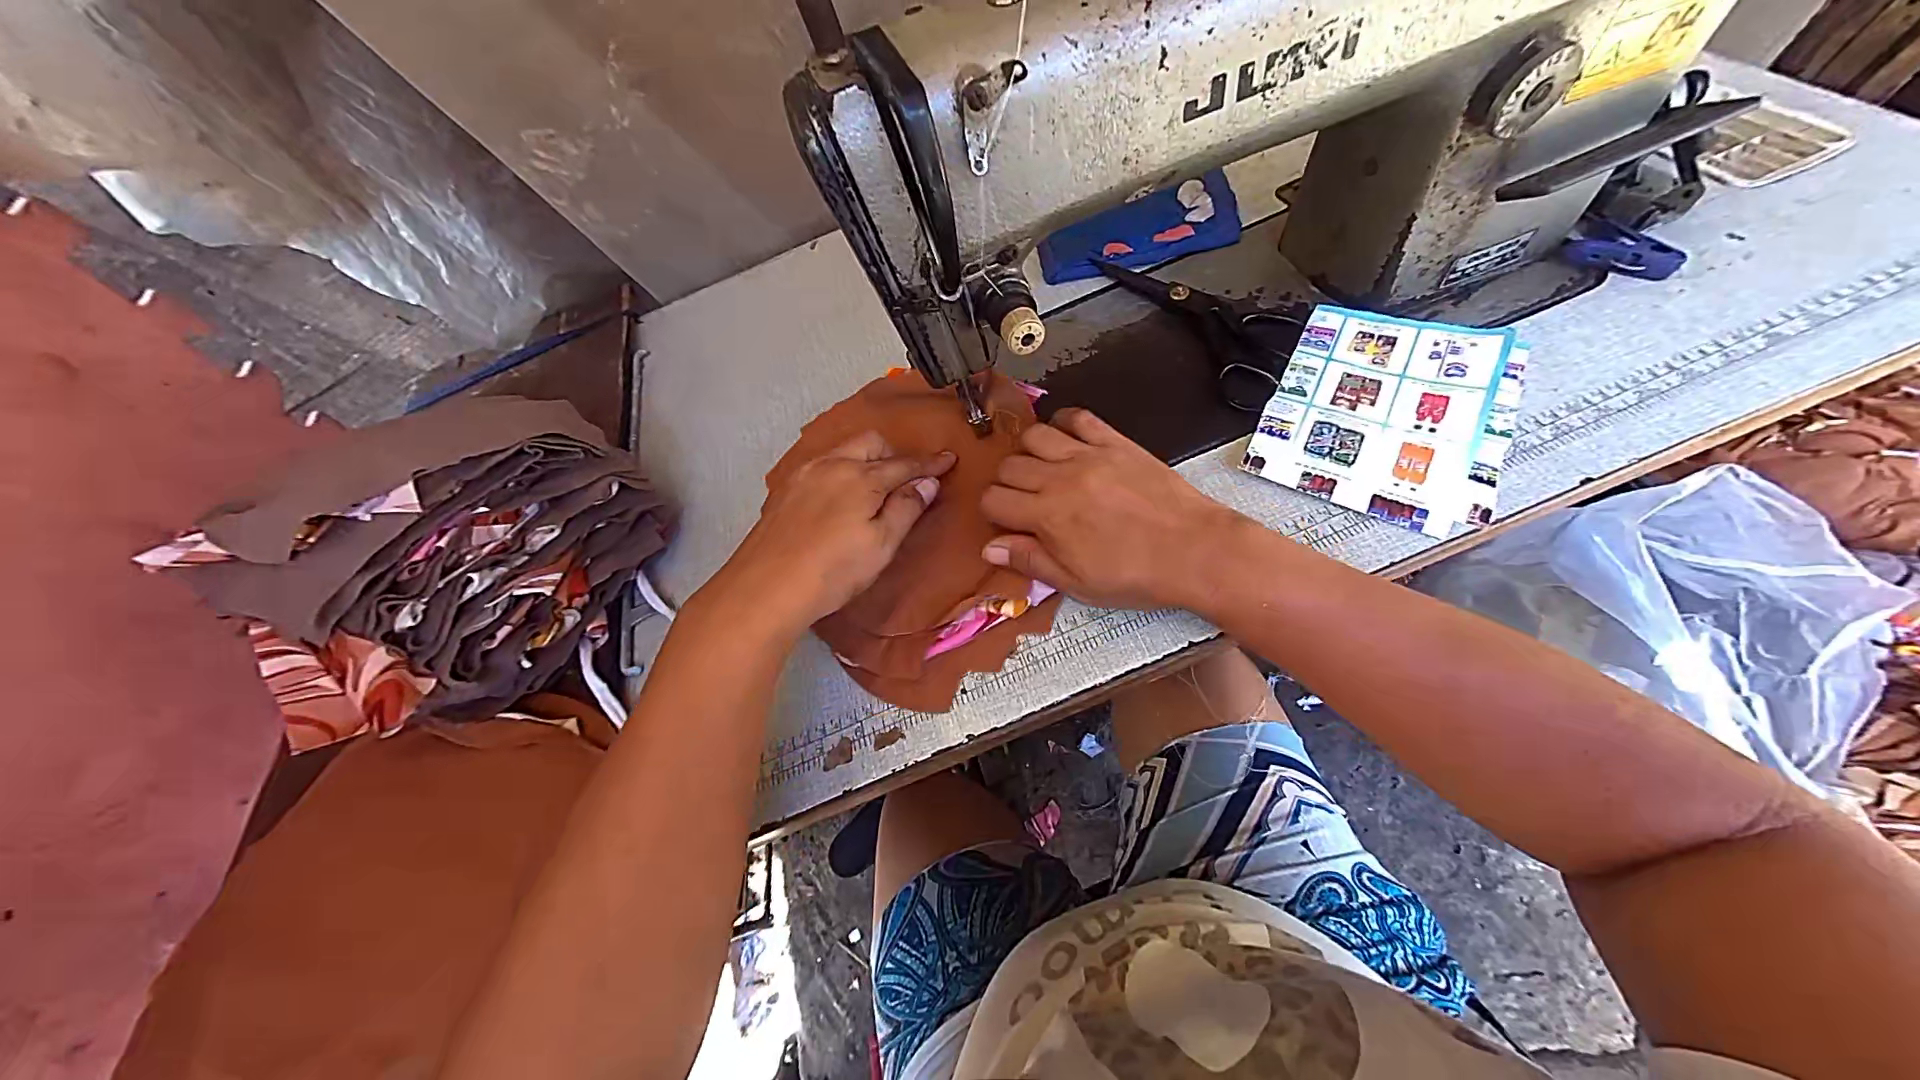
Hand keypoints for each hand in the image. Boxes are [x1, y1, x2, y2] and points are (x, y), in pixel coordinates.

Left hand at [697, 432, 954, 634]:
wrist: (767, 586)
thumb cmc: (833, 571)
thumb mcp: (882, 545)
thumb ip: (906, 509)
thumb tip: (927, 483)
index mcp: (862, 478)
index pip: (905, 464)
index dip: (929, 464)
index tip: (948, 460)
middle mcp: (832, 465)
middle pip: (871, 443)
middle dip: (893, 452)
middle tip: (907, 476)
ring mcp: (804, 475)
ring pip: (843, 450)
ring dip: (865, 458)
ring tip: (874, 484)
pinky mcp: (785, 490)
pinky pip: (821, 464)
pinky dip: (840, 469)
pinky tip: (838, 494)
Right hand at [980, 408, 1250, 610]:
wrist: (1195, 551)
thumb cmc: (1137, 575)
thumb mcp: (1077, 583)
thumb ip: (1030, 561)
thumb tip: (990, 548)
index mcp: (1048, 515)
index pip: (994, 499)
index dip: (993, 512)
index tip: (1007, 522)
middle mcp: (1061, 478)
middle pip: (1009, 466)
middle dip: (1007, 484)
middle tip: (1023, 501)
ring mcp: (1089, 455)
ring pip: (1034, 435)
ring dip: (1028, 452)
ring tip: (1041, 471)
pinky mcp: (1116, 443)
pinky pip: (1078, 417)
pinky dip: (1063, 422)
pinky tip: (1065, 440)